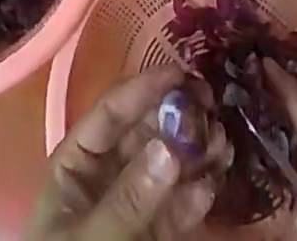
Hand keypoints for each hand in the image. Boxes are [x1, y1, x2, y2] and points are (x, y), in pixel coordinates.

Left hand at [27, 68, 229, 240]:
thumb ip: (128, 200)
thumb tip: (170, 147)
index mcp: (76, 165)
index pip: (109, 114)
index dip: (141, 89)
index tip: (179, 73)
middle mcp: (106, 176)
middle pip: (144, 135)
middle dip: (177, 119)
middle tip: (211, 107)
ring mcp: (133, 205)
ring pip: (166, 167)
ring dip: (194, 152)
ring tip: (221, 143)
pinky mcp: (155, 236)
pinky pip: (176, 208)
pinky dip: (195, 196)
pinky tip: (211, 185)